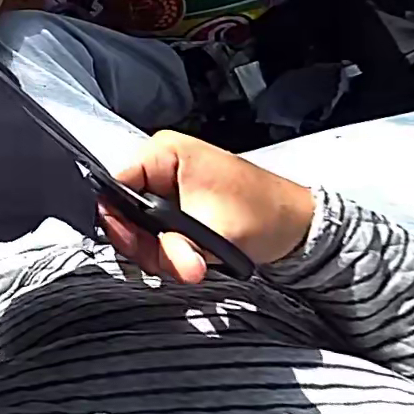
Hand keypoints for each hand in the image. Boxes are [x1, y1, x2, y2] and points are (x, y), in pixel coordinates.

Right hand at [101, 130, 314, 283]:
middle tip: (173, 260)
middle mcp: (162, 164)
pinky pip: (154, 230)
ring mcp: (168, 185)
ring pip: (138, 225)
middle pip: (123, 208)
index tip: (135, 246)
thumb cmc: (266, 213)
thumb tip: (153, 258)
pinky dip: (167, 250)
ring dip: (159, 251)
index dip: (118, 219)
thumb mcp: (215, 233)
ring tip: (190, 261)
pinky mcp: (176, 205)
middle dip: (145, 242)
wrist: (298, 227)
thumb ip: (175, 248)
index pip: (115, 183)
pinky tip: (189, 258)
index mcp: (165, 152)